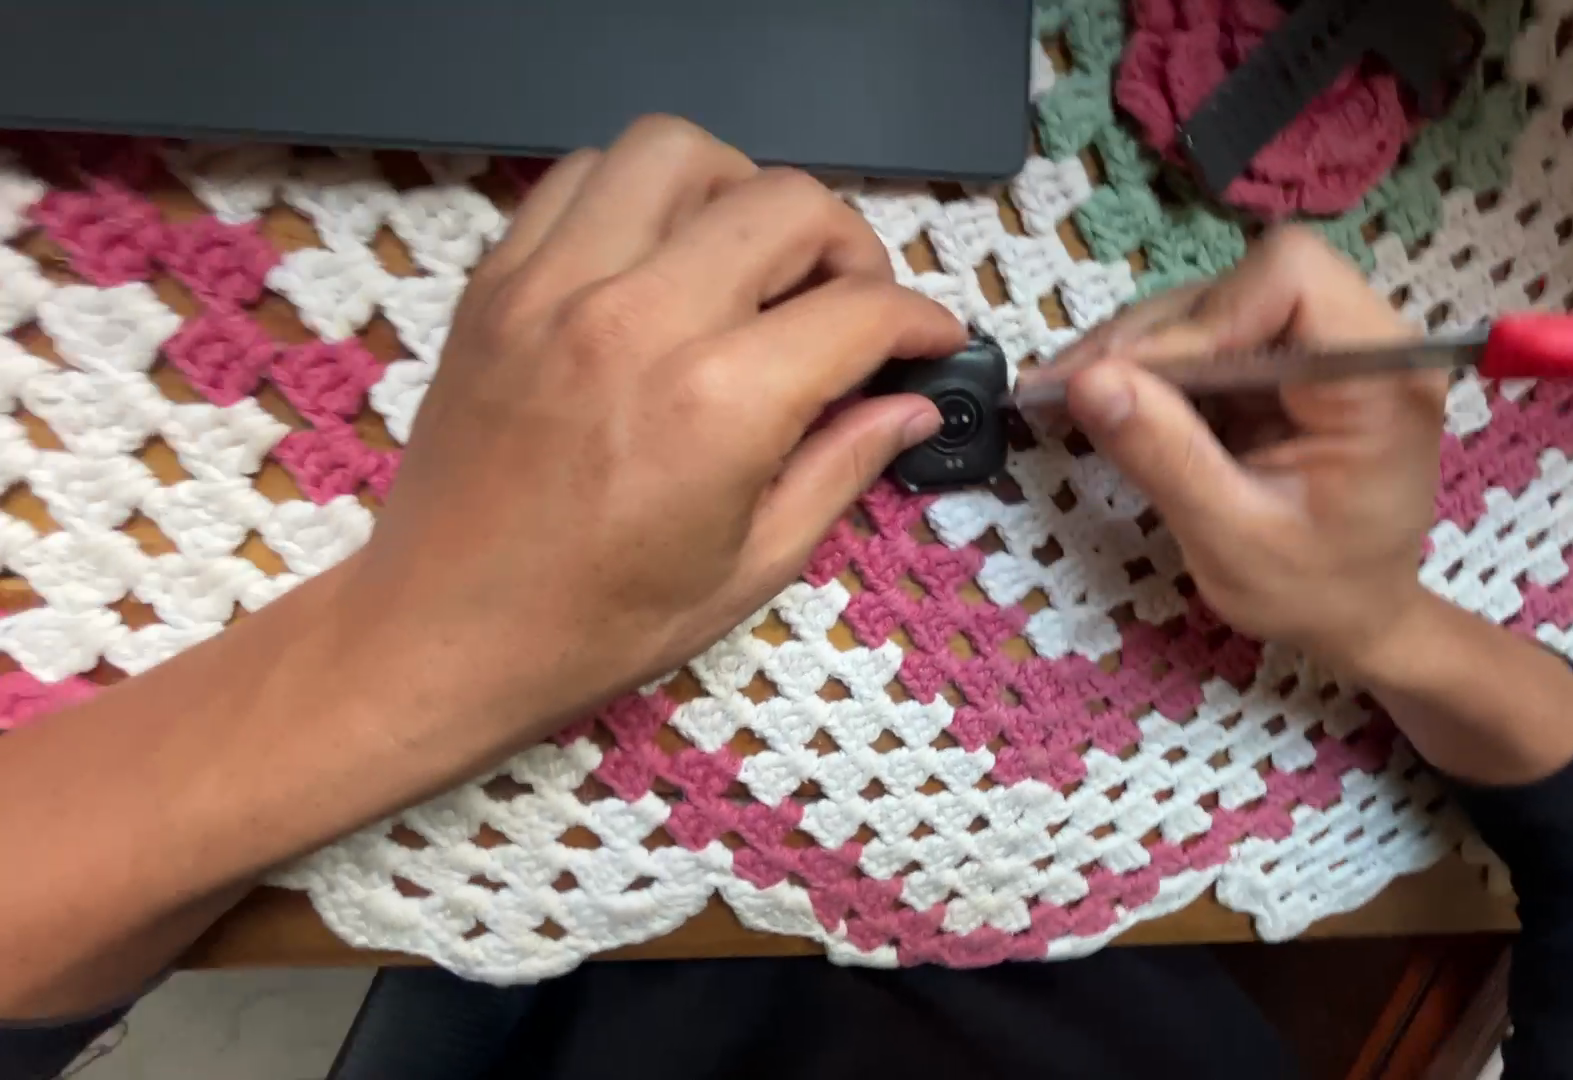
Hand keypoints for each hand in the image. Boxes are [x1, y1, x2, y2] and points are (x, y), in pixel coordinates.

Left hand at [348, 117, 965, 728]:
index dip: (922, 320)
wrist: (444, 630)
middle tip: (857, 309)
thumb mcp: (760, 563)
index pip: (859, 312)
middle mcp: (642, 316)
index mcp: (721, 403)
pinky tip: (673, 258)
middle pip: (788, 205)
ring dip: (751, 196)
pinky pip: (589, 176)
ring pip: (683, 153)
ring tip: (764, 266)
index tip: (939, 340)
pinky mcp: (500, 278)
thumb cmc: (615, 620)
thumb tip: (914, 406)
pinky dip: (654, 196)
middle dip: (854, 250)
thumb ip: (846, 466)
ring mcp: (556, 282)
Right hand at [1031, 228, 1444, 676]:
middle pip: (1235, 289)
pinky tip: (1101, 404)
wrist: (1348, 614)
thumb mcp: (1231, 540)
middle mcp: (1354, 342)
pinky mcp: (1276, 370)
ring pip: (1206, 311)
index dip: (1198, 323)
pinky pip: (1200, 346)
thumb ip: (1165, 457)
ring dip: (1131, 354)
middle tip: (1059, 391)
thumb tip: (1085, 381)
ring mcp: (1313, 351)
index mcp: (1376, 377)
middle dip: (1144, 340)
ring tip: (1065, 399)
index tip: (1127, 383)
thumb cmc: (1311, 591)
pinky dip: (1143, 373)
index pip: (1287, 281)